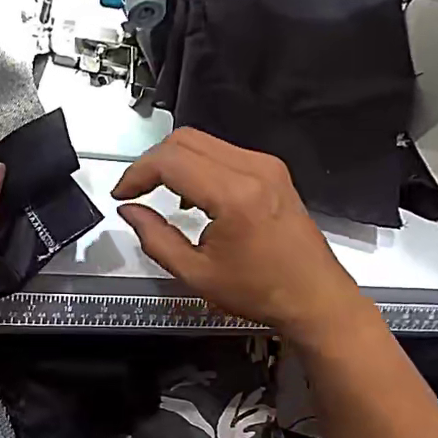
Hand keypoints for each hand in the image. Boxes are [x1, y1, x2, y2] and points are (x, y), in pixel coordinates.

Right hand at [112, 128, 372, 342]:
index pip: (170, 161)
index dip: (136, 174)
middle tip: (133, 190)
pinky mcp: (271, 170)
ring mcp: (266, 166)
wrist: (316, 298)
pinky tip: (187, 193)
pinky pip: (221, 151)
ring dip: (171, 161)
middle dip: (150, 162)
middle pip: (183, 140)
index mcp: (235, 196)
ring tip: (156, 191)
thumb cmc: (263, 291)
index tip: (121, 194)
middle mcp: (254, 170)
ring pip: (201, 141)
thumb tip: (130, 212)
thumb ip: (155, 238)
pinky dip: (194, 164)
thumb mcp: (196, 274)